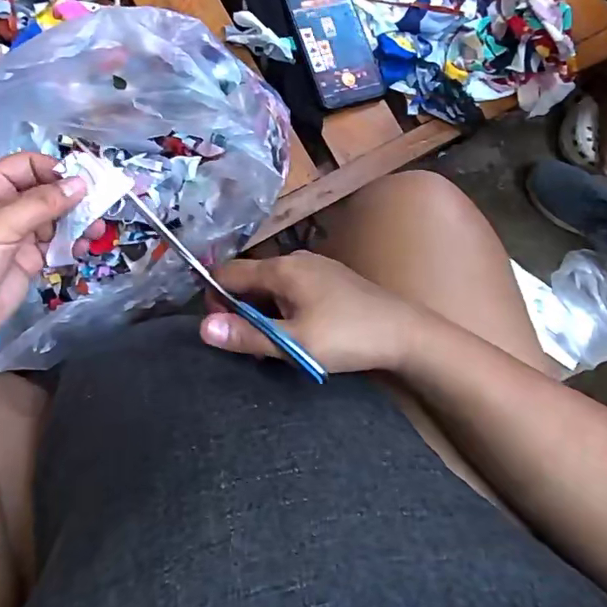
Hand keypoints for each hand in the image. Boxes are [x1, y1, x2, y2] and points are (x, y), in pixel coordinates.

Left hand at [0, 152, 92, 344]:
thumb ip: (42, 203)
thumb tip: (81, 183)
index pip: (27, 166)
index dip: (55, 170)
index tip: (85, 181)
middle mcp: (3, 207)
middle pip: (47, 192)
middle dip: (74, 198)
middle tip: (100, 207)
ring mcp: (16, 234)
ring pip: (56, 218)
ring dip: (77, 222)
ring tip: (96, 232)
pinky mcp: (27, 259)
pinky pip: (56, 243)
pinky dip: (72, 244)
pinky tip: (83, 249)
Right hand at [197, 253, 428, 373]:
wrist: (405, 332)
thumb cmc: (347, 337)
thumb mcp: (294, 343)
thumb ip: (247, 336)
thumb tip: (201, 327)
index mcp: (282, 269)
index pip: (227, 273)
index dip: (214, 300)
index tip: (221, 331)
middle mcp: (296, 260)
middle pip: (250, 279)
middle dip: (242, 311)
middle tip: (252, 346)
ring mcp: (317, 268)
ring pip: (272, 287)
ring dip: (265, 314)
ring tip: (277, 345)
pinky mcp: (332, 280)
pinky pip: (293, 290)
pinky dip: (285, 310)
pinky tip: (300, 334)